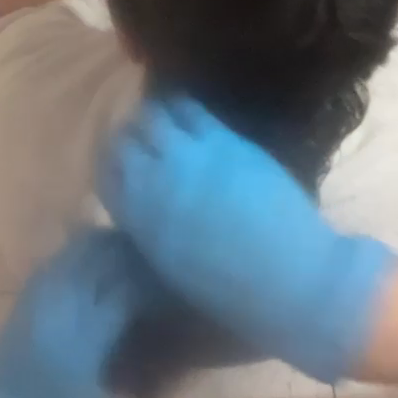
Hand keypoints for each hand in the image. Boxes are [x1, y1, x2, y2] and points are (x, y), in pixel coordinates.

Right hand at [98, 97, 395, 382]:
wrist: (292, 279)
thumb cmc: (234, 292)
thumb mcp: (174, 265)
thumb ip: (151, 228)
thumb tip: (145, 202)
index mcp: (140, 222)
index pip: (106, 176)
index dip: (112, 165)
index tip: (122, 161)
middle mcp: (154, 182)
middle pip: (122, 140)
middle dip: (129, 135)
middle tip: (142, 135)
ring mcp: (189, 155)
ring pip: (151, 116)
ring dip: (152, 115)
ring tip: (162, 117)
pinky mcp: (224, 139)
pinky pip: (190, 109)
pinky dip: (181, 105)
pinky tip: (185, 107)